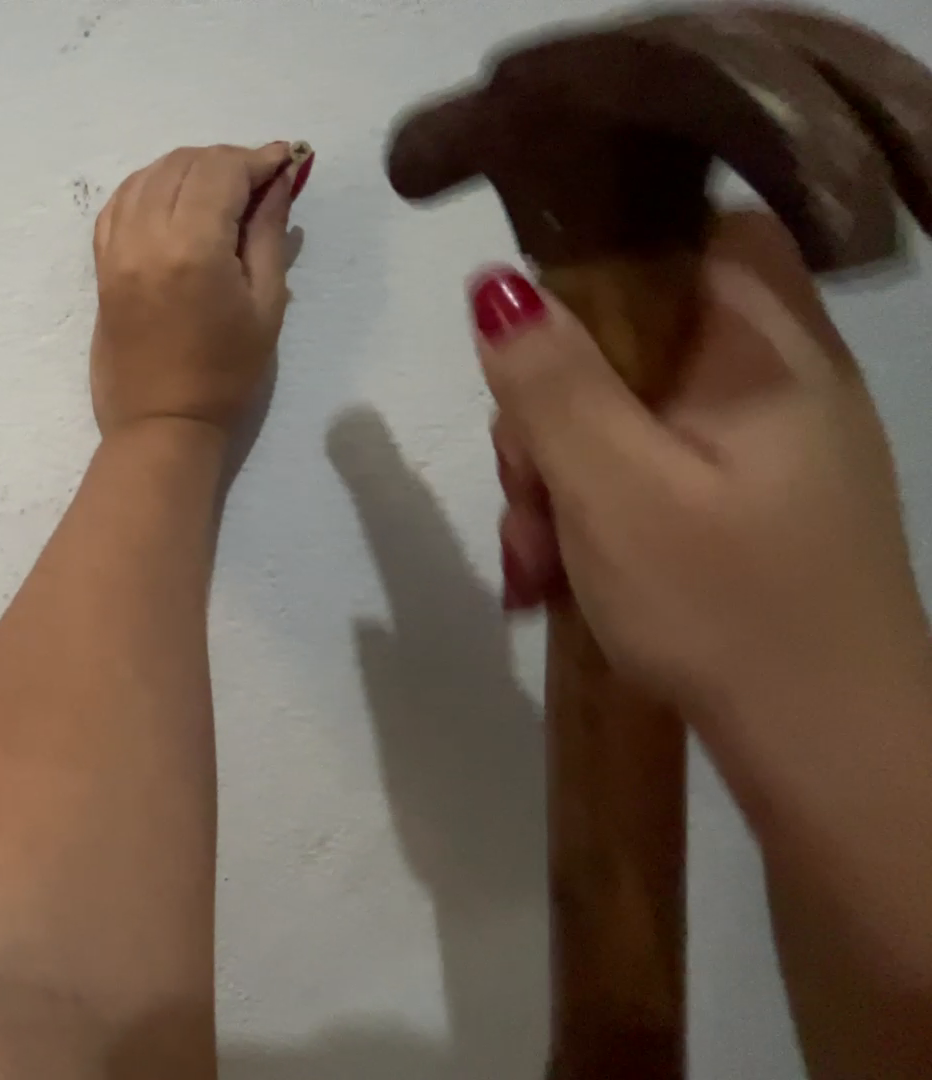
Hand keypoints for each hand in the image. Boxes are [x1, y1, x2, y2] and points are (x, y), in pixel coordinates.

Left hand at [89, 142, 312, 441]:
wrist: (160, 423)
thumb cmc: (224, 374)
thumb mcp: (265, 304)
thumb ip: (268, 232)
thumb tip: (278, 179)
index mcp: (191, 248)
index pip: (221, 171)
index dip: (257, 158)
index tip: (284, 162)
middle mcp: (145, 240)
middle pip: (182, 165)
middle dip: (223, 161)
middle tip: (253, 183)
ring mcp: (116, 254)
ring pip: (145, 178)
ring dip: (183, 170)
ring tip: (214, 192)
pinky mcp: (101, 271)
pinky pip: (115, 209)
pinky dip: (144, 191)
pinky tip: (168, 203)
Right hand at [480, 213, 930, 725]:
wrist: (817, 741)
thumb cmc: (719, 602)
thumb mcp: (611, 487)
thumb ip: (551, 385)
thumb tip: (494, 287)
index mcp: (765, 362)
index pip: (699, 245)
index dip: (611, 264)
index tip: (538, 335)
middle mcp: (764, 391)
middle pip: (625, 348)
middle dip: (545, 415)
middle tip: (524, 487)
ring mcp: (743, 453)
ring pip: (609, 421)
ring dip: (547, 481)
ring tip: (534, 559)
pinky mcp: (720, 504)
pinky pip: (624, 476)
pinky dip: (576, 515)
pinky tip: (551, 575)